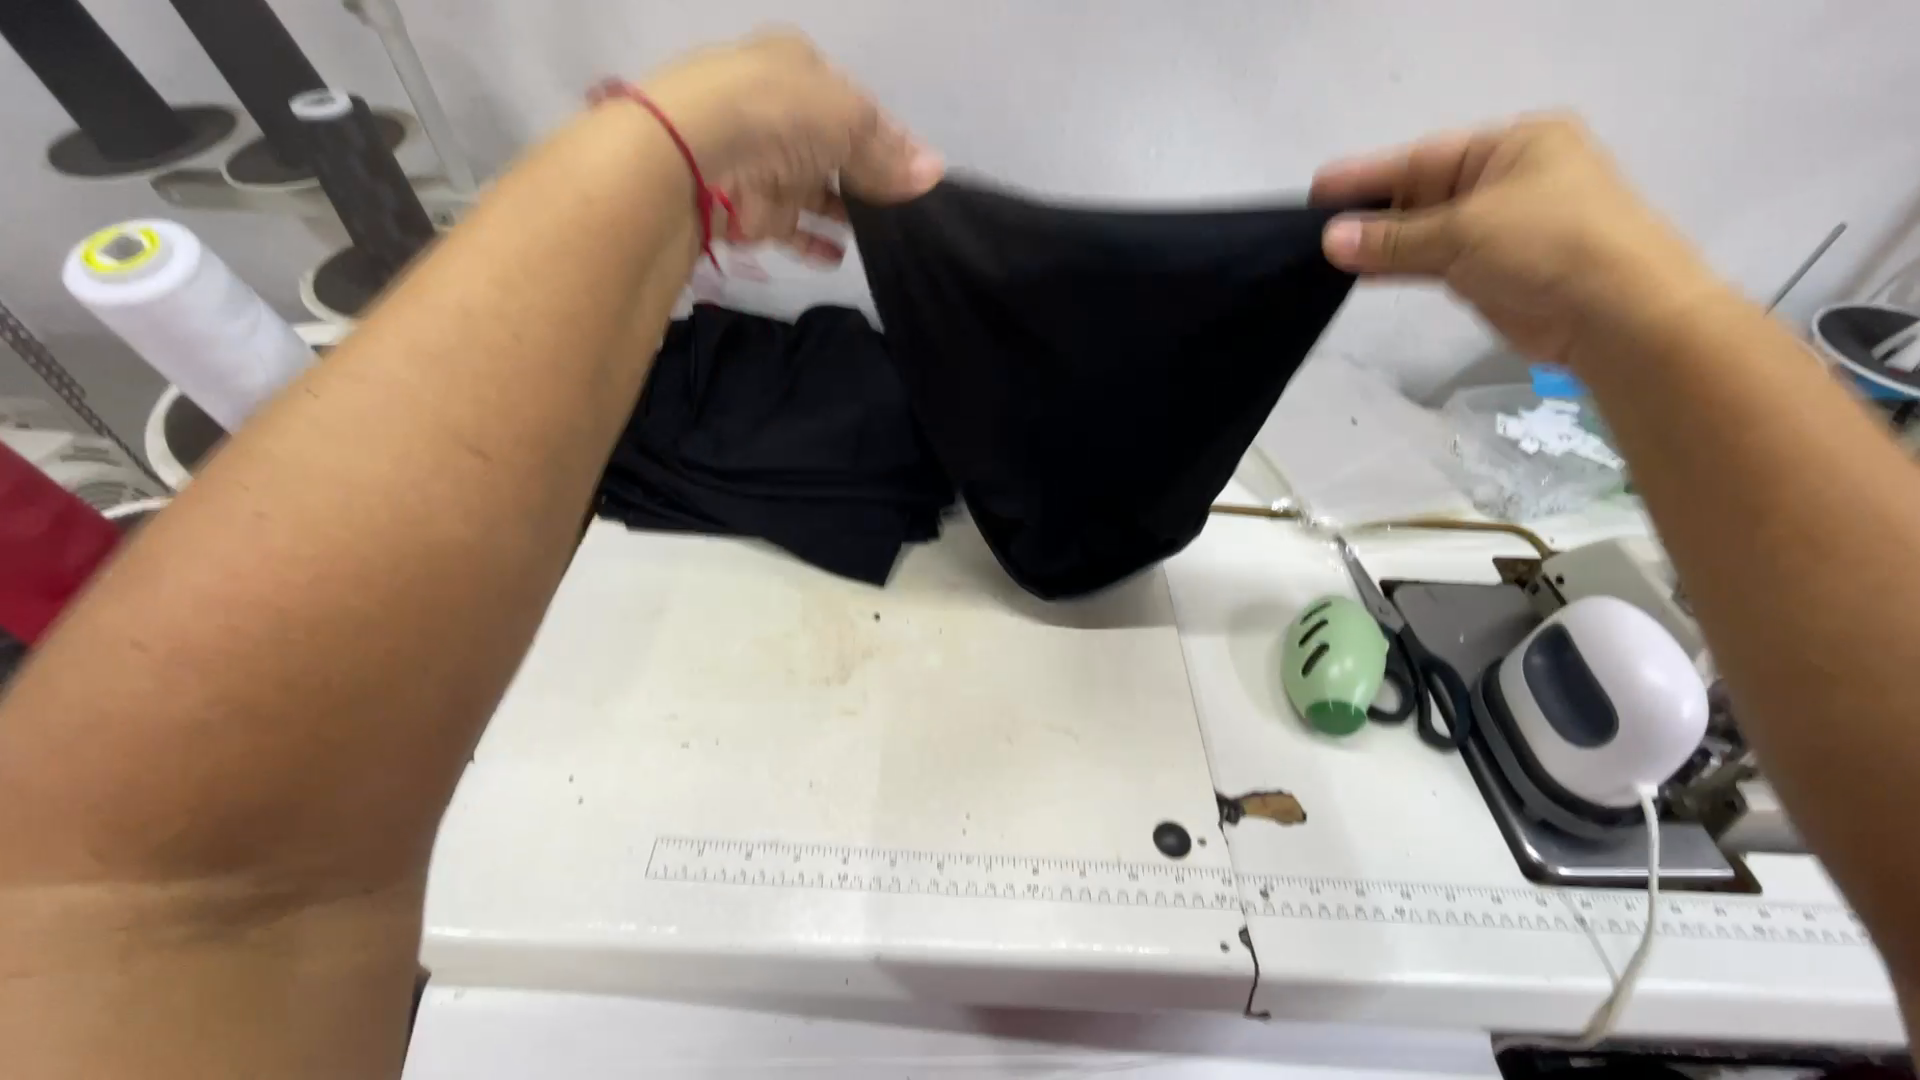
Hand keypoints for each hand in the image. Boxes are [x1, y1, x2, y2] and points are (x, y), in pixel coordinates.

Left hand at [640, 32, 942, 264]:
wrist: (692, 152)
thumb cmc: (778, 114)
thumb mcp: (848, 120)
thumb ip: (889, 154)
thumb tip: (933, 173)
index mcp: (799, 68)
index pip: (856, 108)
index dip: (889, 141)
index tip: (917, 177)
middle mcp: (780, 112)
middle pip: (837, 152)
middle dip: (869, 181)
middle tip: (905, 212)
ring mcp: (764, 162)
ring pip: (816, 192)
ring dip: (846, 214)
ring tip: (883, 238)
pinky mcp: (750, 209)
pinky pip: (792, 229)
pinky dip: (815, 243)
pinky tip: (840, 256)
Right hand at [1312, 115, 1724, 367]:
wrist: (1615, 312)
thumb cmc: (1548, 245)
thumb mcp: (1464, 231)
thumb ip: (1392, 239)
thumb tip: (1330, 240)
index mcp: (1513, 146)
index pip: (1424, 158)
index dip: (1368, 176)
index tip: (1318, 189)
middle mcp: (1504, 181)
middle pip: (1421, 194)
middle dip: (1369, 213)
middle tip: (1311, 226)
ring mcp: (1497, 228)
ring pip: (1422, 232)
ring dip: (1379, 245)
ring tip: (1323, 253)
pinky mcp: (1488, 270)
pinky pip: (1430, 262)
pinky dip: (1397, 267)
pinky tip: (1358, 273)